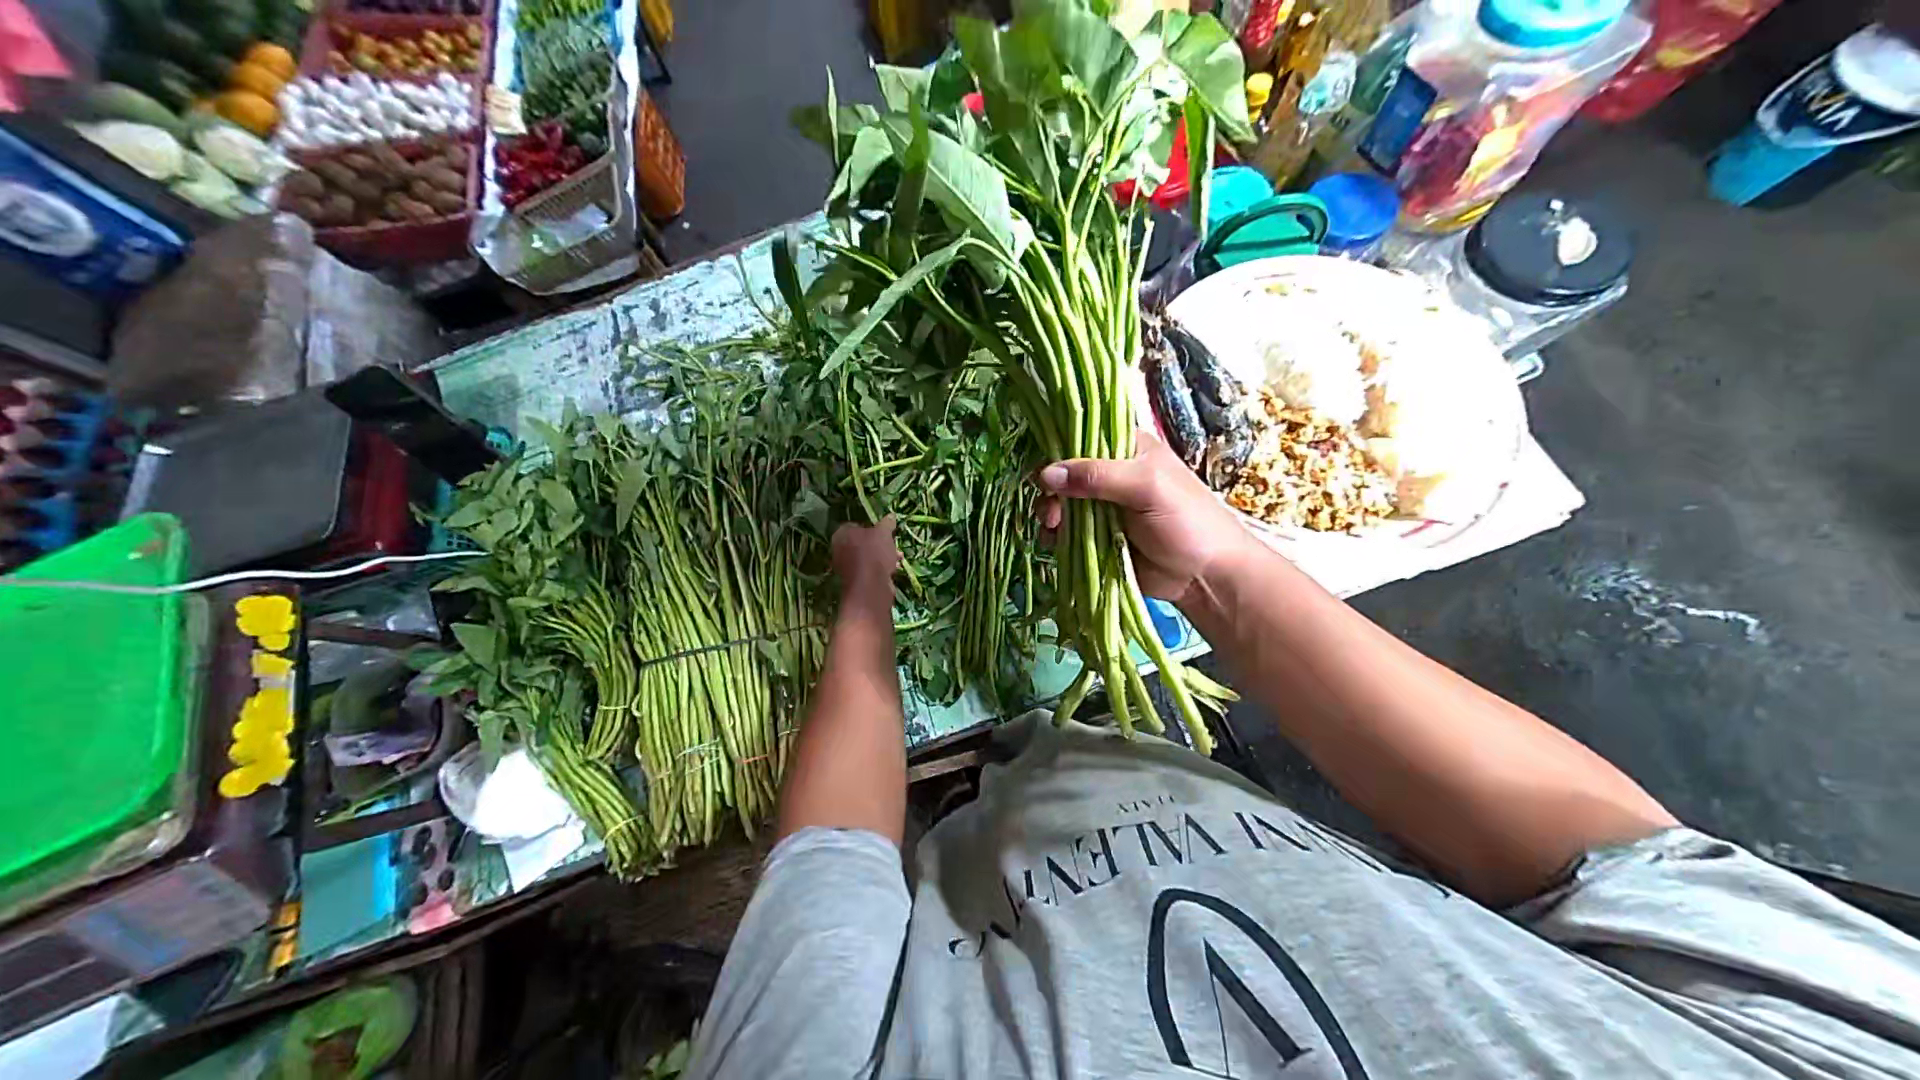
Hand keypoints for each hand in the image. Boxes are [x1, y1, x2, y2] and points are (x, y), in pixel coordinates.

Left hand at [831, 517, 899, 603]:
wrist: (870, 587)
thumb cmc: (874, 553)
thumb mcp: (883, 533)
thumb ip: (887, 523)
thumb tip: (891, 515)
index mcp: (841, 533)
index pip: (856, 525)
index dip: (872, 527)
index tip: (885, 531)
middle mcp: (838, 549)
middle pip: (862, 542)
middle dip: (879, 543)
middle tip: (892, 544)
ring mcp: (845, 566)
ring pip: (866, 556)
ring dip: (883, 556)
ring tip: (898, 557)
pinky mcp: (854, 580)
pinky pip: (868, 569)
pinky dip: (879, 568)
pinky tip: (893, 569)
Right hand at [1037, 428, 1256, 608]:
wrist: (1205, 576)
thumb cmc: (1186, 521)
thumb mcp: (1146, 487)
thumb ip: (1098, 476)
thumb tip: (1046, 474)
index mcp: (1127, 449)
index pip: (1082, 435)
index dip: (1058, 448)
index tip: (1043, 470)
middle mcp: (1111, 473)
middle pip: (1065, 472)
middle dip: (1051, 489)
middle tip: (1051, 510)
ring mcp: (1103, 506)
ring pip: (1062, 502)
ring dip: (1050, 513)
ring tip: (1052, 527)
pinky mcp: (1098, 536)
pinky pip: (1067, 530)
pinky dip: (1055, 535)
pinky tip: (1053, 541)